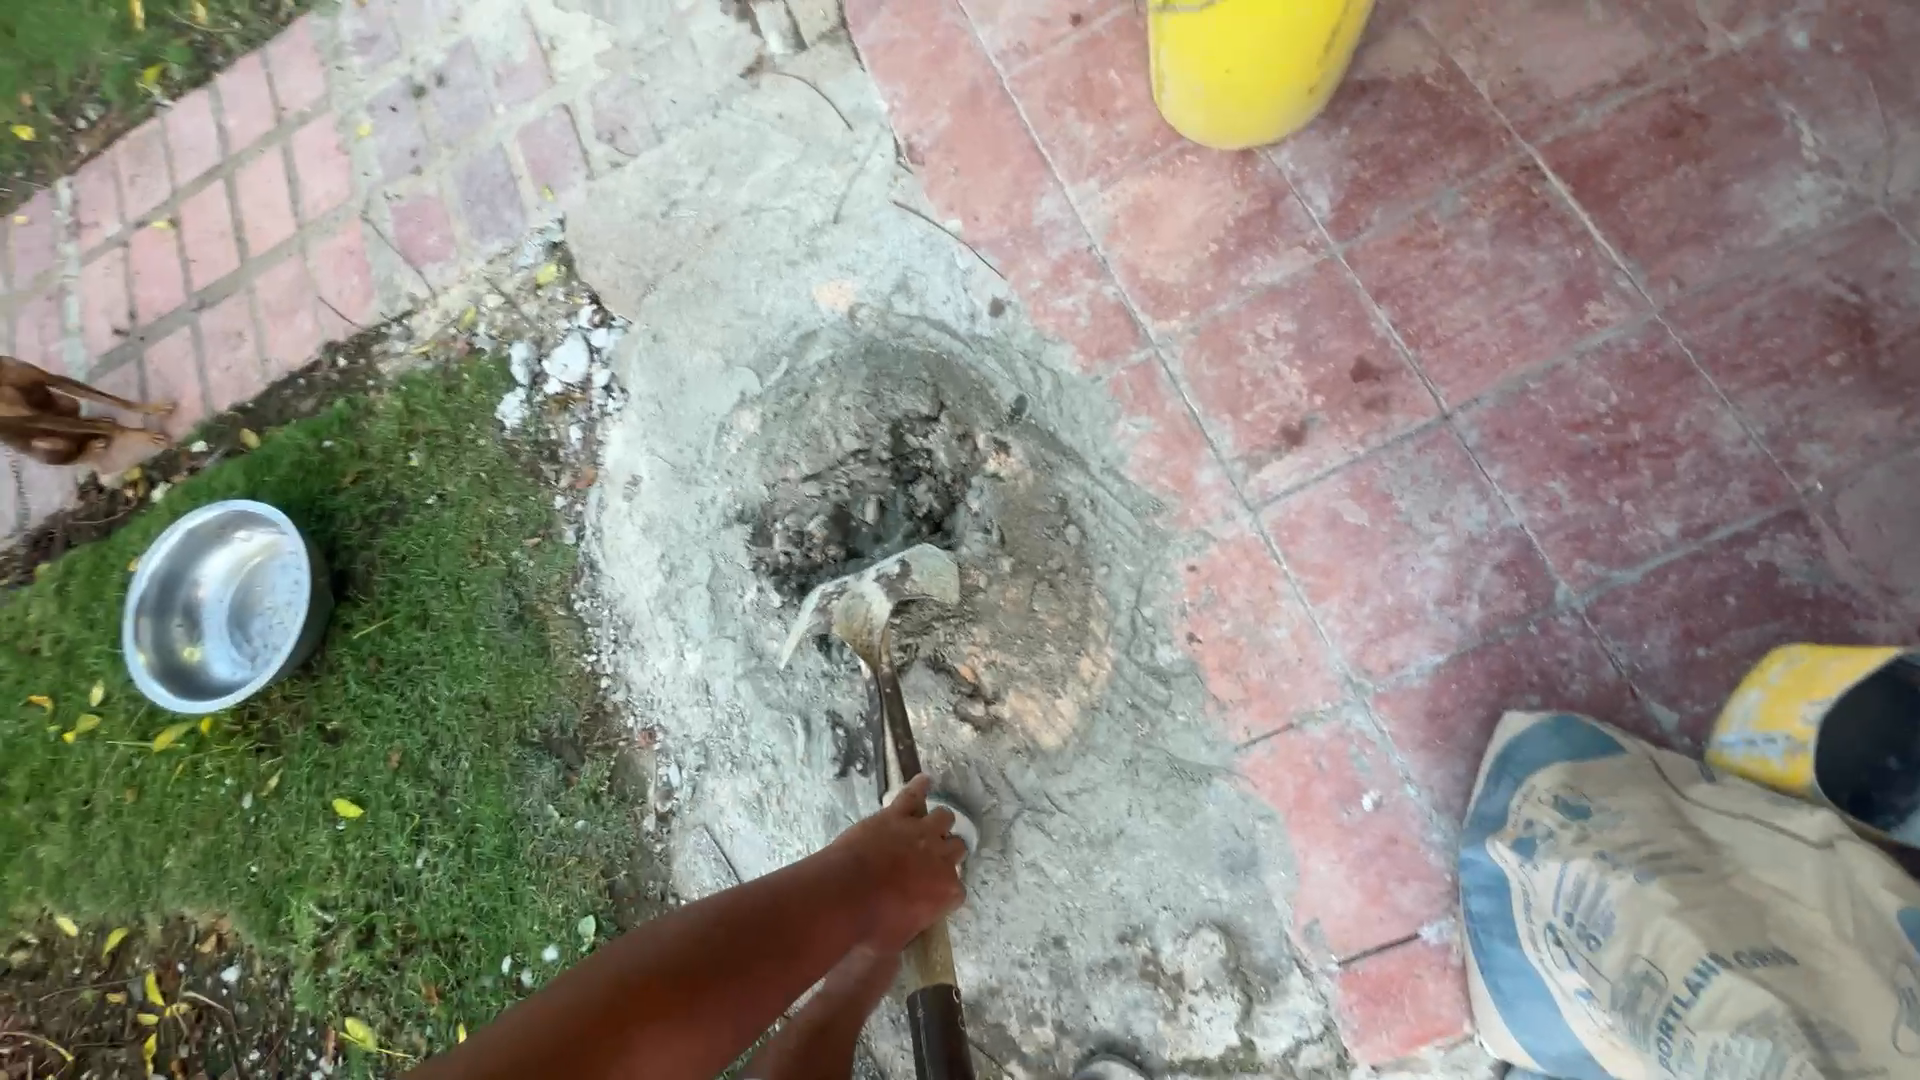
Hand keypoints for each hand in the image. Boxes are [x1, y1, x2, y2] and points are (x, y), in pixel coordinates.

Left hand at [830, 775, 966, 950]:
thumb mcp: (897, 941)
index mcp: (946, 892)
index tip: (934, 893)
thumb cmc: (871, 926)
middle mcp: (941, 859)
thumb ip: (910, 927)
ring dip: (940, 822)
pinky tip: (925, 780)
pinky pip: (914, 794)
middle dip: (948, 852)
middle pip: (957, 848)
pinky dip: (920, 786)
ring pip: (944, 817)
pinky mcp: (898, 815)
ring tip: (933, 824)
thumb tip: (903, 928)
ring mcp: (921, 832)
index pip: (958, 891)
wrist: (847, 894)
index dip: (945, 891)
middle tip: (934, 857)